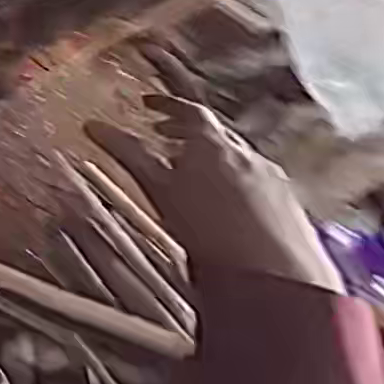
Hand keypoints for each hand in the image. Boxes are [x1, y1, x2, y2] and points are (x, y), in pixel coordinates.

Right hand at [88, 95, 344, 292]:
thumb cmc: (207, 226)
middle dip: (186, 131)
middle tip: (162, 135)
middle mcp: (249, 156)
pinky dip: (230, 176)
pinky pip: (254, 179)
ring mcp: (274, 182)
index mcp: (214, 146)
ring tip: (186, 169)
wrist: (278, 280)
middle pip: (215, 133)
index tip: (147, 103)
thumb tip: (92, 125)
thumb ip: (126, 152)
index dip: (166, 104)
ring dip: (208, 155)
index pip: (190, 111)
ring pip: (236, 156)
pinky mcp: (291, 207)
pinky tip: (219, 198)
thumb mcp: (157, 186)